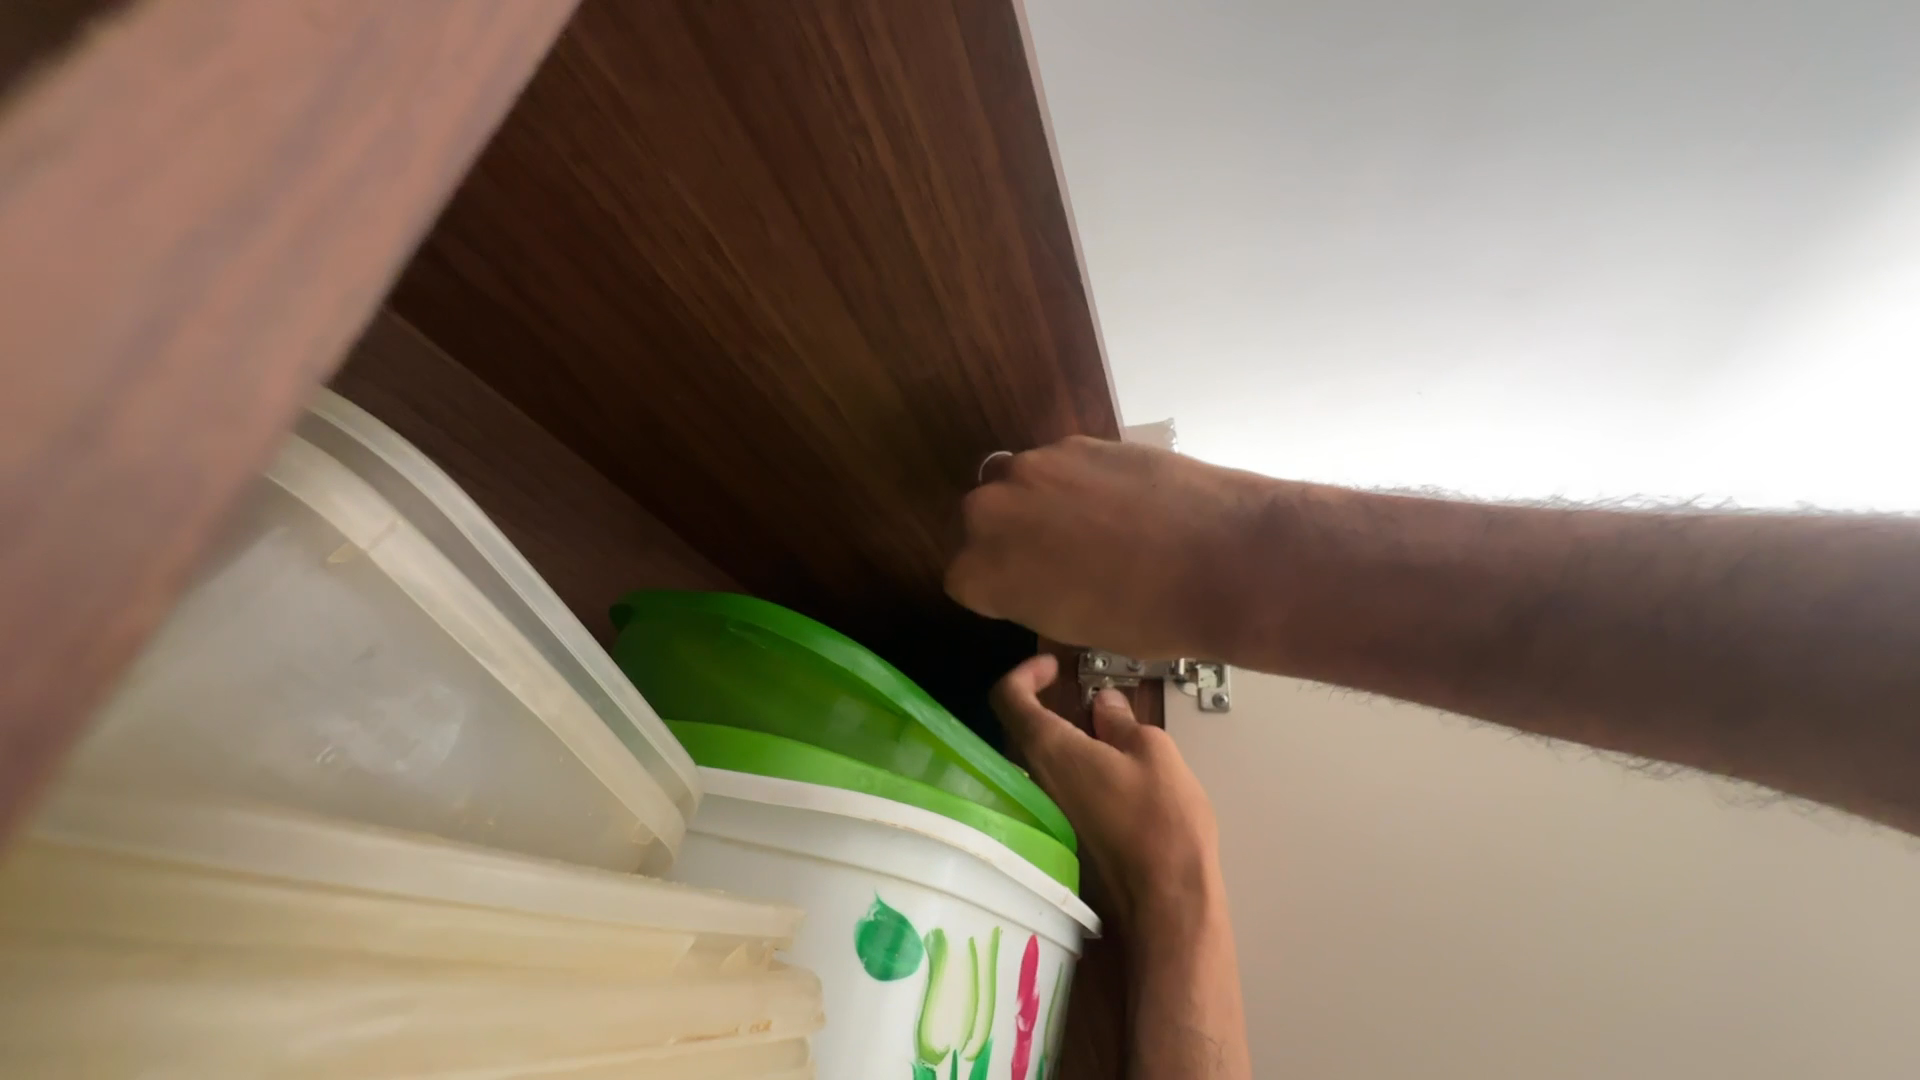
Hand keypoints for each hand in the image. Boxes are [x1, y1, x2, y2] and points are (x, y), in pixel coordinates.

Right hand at [946, 436, 1269, 660]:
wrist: (1222, 559)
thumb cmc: (1146, 617)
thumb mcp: (1072, 626)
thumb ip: (1030, 594)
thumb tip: (1037, 575)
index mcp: (980, 570)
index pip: (964, 577)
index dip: (997, 587)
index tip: (1028, 594)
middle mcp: (990, 510)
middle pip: (980, 521)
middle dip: (1010, 537)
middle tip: (1058, 559)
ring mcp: (1033, 467)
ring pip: (1016, 484)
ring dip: (1038, 502)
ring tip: (1092, 525)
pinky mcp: (1075, 440)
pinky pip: (1057, 464)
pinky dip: (1076, 481)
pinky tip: (1120, 501)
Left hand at [990, 654, 1222, 932]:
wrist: (1166, 901)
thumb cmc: (1161, 820)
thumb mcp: (1152, 750)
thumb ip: (1119, 720)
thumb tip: (1103, 703)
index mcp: (1048, 748)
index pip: (1007, 696)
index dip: (1025, 672)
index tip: (1054, 667)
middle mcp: (1032, 778)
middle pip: (1017, 727)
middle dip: (1044, 704)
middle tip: (1082, 697)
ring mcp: (1041, 810)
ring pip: (1034, 760)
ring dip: (1058, 738)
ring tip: (1102, 733)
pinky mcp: (1056, 835)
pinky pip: (1049, 787)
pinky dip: (1067, 768)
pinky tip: (1104, 772)